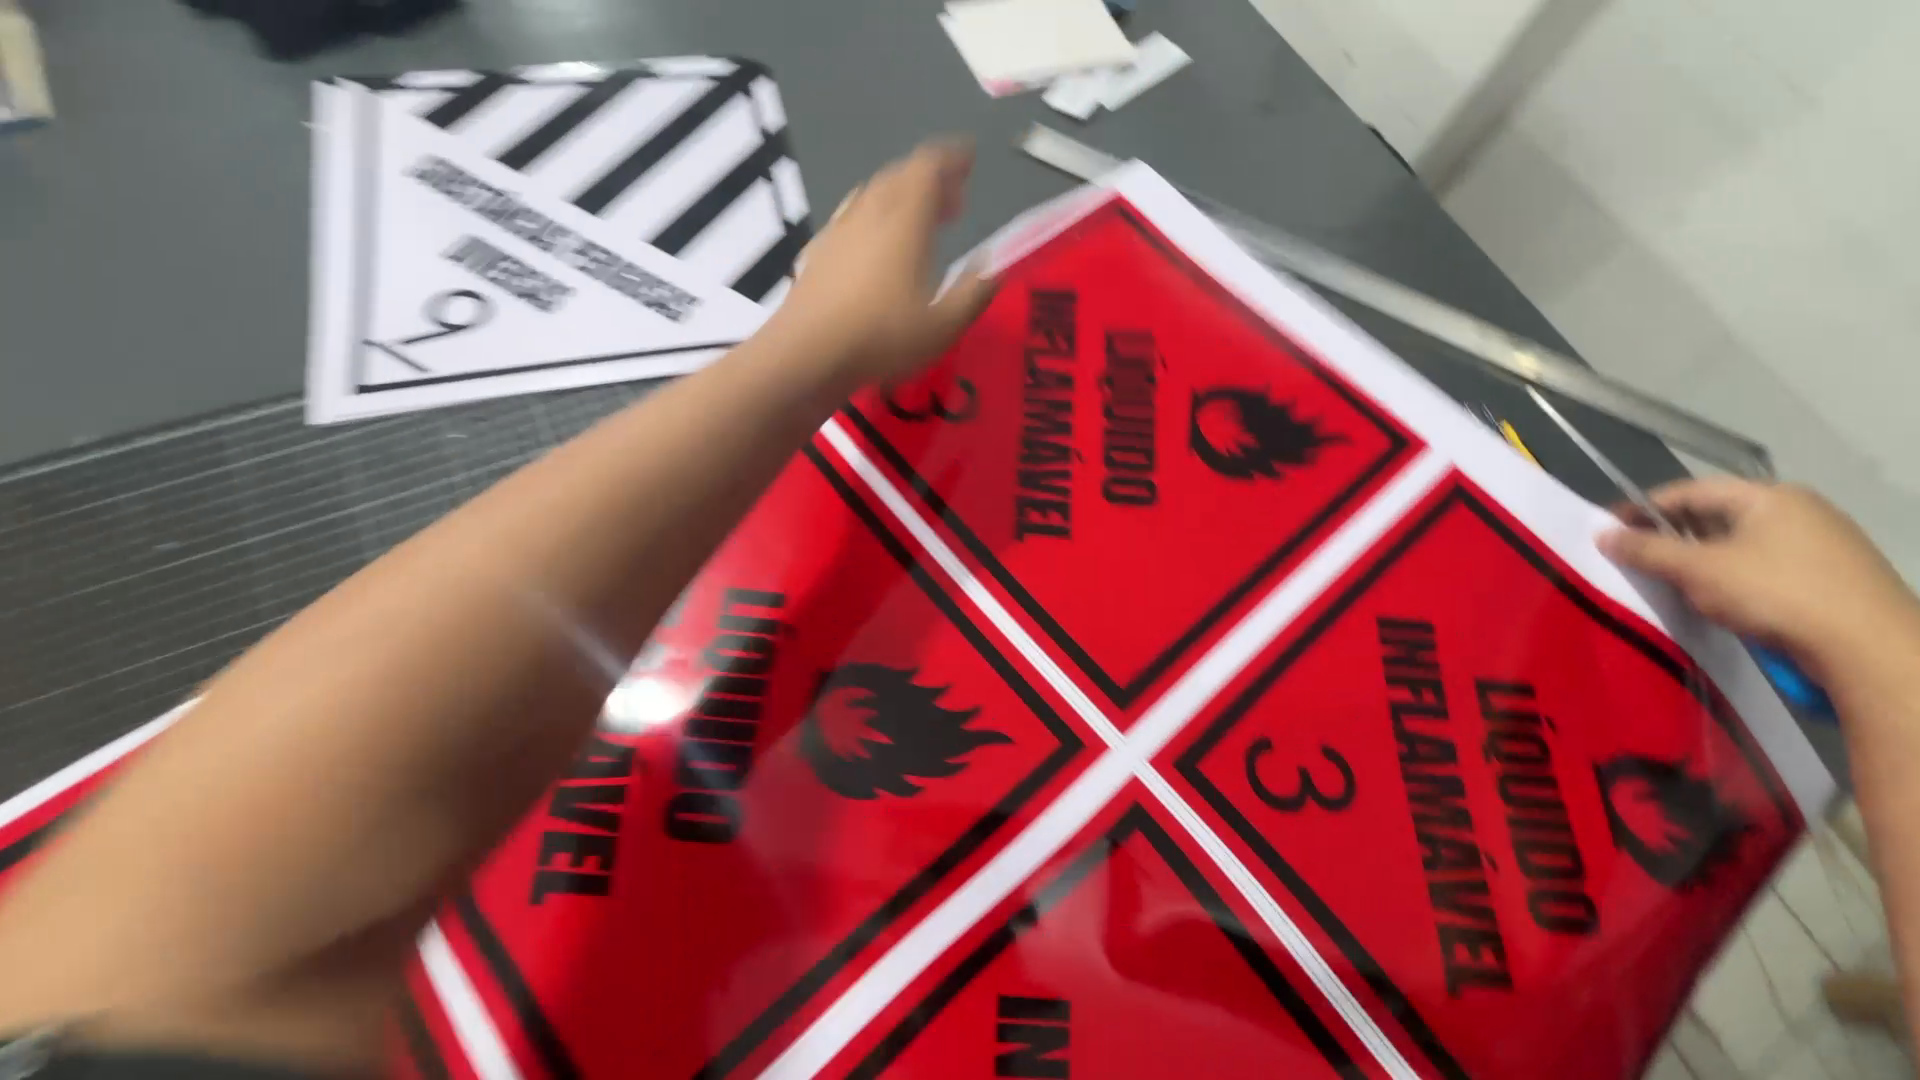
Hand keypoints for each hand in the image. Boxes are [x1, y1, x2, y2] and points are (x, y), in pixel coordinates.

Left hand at [771, 138, 997, 382]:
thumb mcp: (944, 326)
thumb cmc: (883, 338)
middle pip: (900, 175)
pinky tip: (875, 246)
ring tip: (919, 223)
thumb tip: (992, 266)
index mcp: (906, 220)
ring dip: (900, 198)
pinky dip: (872, 218)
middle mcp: (871, 213)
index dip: (952, 158)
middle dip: (930, 179)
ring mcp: (839, 230)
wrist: (808, 353)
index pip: (929, 166)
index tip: (969, 160)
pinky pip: (850, 218)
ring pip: (873, 194)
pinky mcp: (818, 252)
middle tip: (953, 203)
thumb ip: (973, 292)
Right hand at [1599, 478, 1919, 678]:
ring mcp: (1819, 543)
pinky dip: (1729, 578)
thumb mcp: (1698, 570)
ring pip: (1738, 544)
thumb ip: (1646, 550)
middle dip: (1670, 537)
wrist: (1870, 648)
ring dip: (1699, 561)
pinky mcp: (1830, 576)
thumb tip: (1601, 534)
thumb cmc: (1776, 593)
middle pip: (1714, 516)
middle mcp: (1798, 510)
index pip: (1688, 492)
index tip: (1609, 532)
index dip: (1642, 509)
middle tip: (1635, 560)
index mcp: (1768, 496)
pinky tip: (1716, 601)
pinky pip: (1762, 566)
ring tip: (1670, 584)